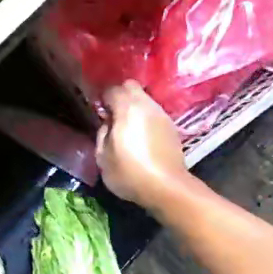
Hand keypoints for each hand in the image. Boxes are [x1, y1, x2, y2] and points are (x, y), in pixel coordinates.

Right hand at [96, 81, 193, 212]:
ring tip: (129, 128)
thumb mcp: (102, 157)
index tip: (100, 114)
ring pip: (145, 99)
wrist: (166, 187)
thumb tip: (108, 123)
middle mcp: (146, 104)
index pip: (112, 89)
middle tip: (114, 117)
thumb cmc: (130, 173)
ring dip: (135, 107)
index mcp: (127, 108)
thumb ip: (102, 133)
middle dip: (120, 96)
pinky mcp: (172, 126)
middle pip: (131, 86)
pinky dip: (146, 118)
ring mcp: (162, 114)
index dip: (103, 99)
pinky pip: (155, 113)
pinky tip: (143, 137)